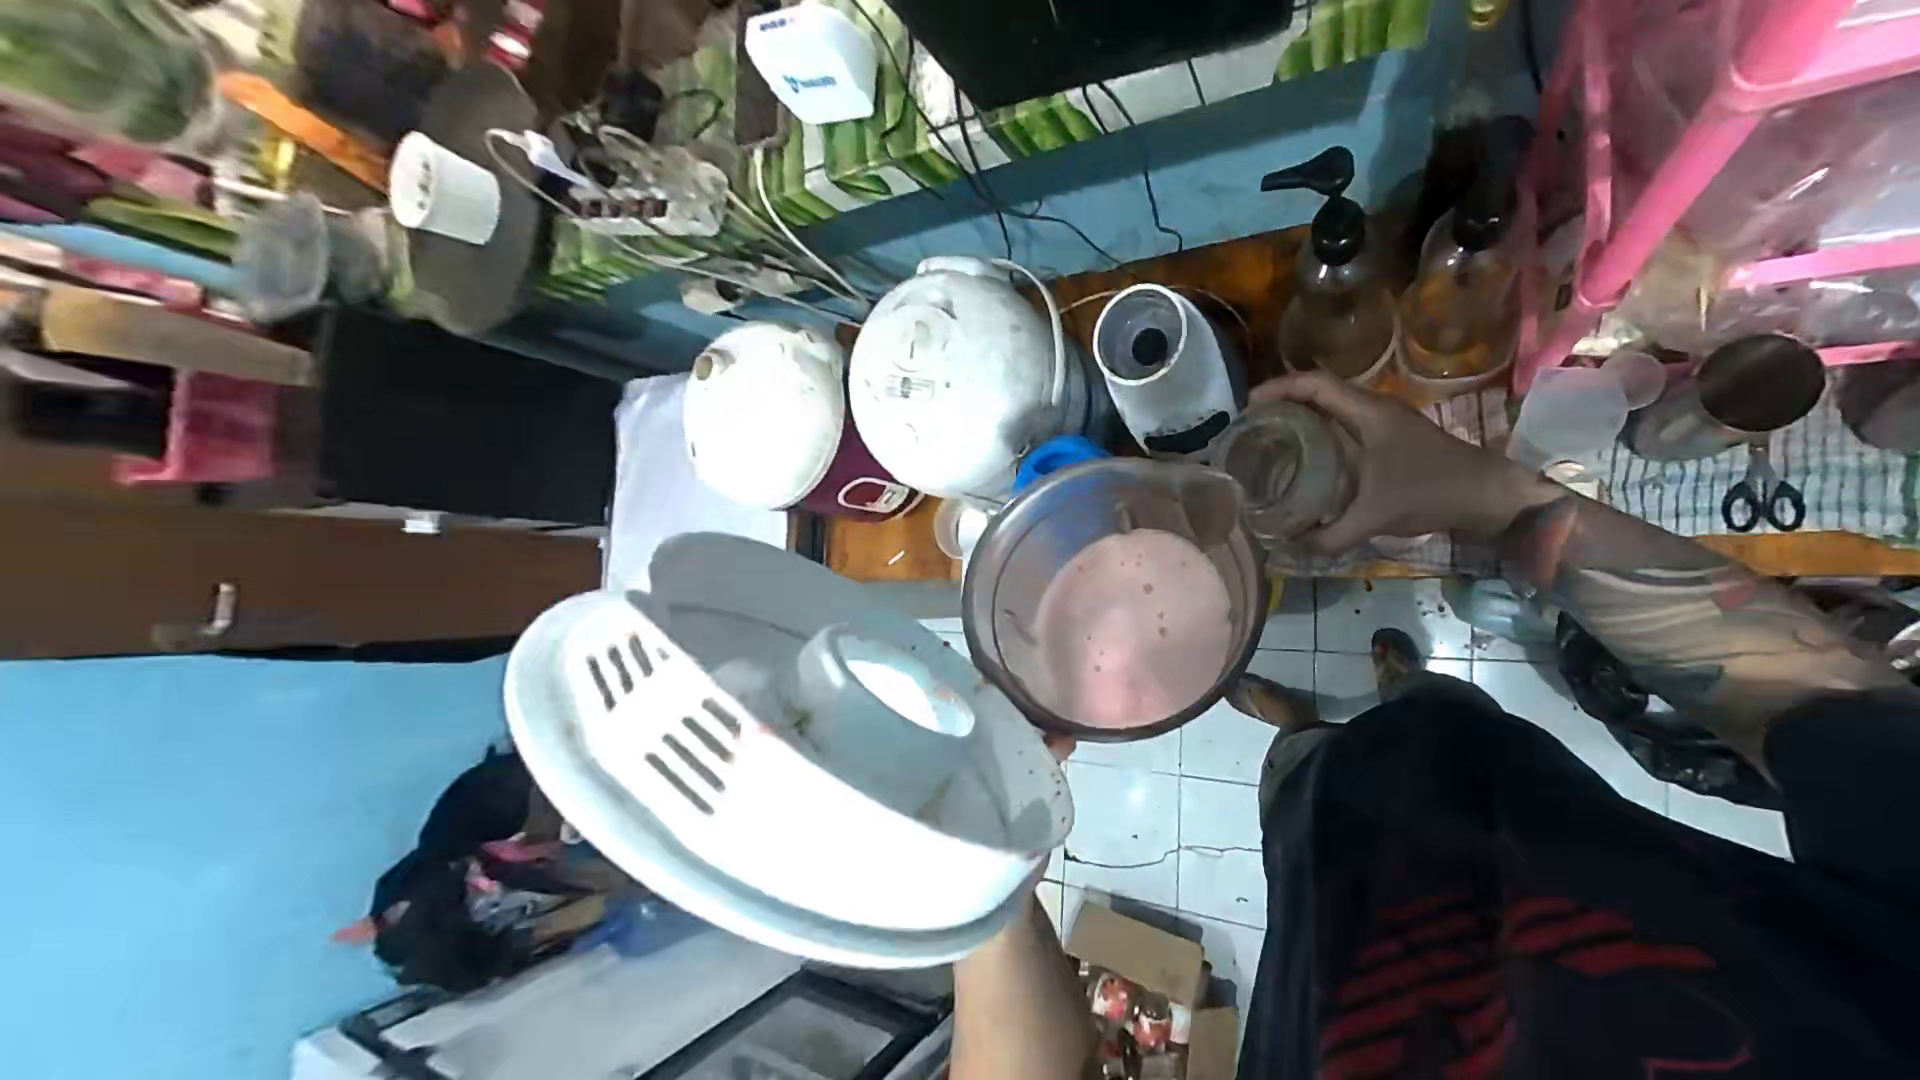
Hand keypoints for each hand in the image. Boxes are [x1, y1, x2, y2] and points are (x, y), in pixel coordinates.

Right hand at [1250, 372, 1561, 553]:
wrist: (1489, 496)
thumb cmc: (1432, 492)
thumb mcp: (1375, 517)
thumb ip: (1330, 536)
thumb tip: (1288, 549)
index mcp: (1368, 413)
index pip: (1316, 384)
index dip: (1279, 388)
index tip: (1248, 406)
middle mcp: (1373, 409)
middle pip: (1318, 391)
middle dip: (1281, 401)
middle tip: (1249, 424)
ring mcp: (1382, 422)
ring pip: (1330, 407)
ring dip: (1298, 414)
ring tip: (1266, 435)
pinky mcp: (1386, 438)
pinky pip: (1341, 424)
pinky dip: (1316, 430)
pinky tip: (1301, 454)